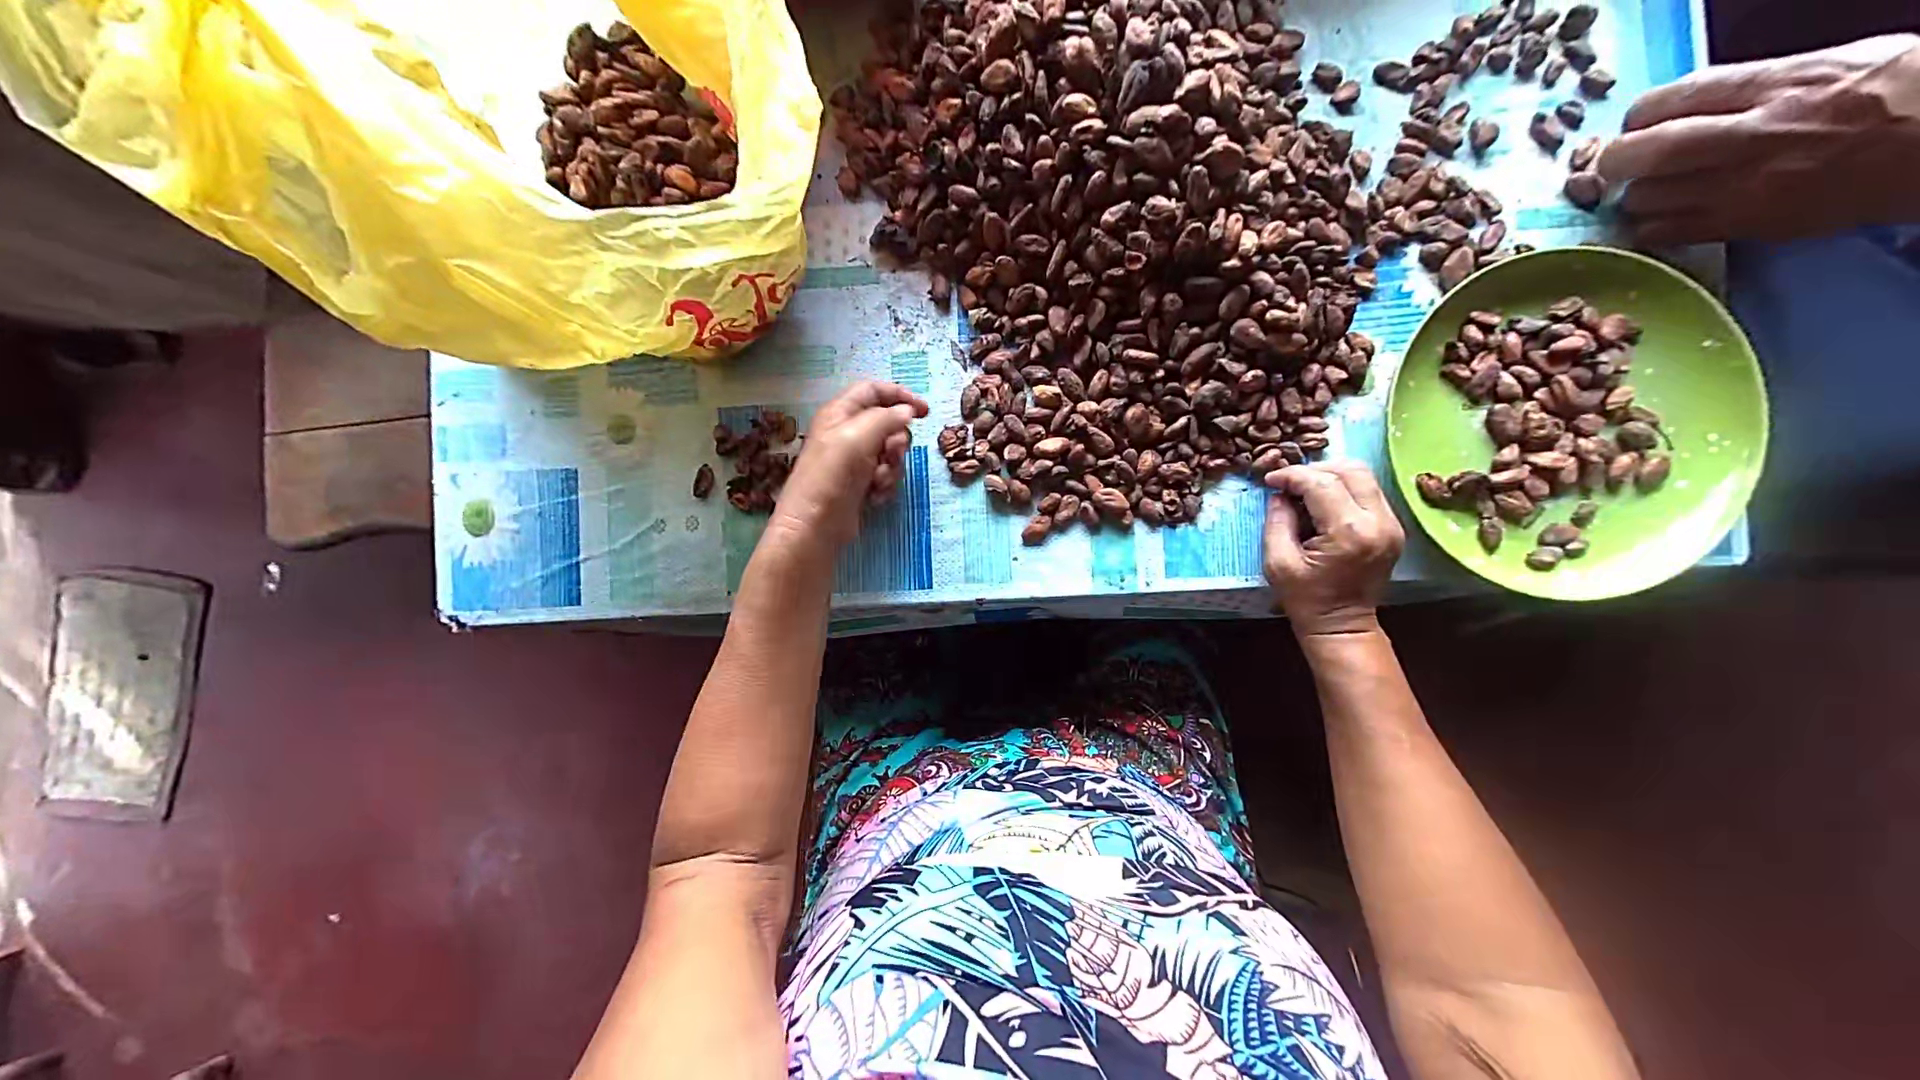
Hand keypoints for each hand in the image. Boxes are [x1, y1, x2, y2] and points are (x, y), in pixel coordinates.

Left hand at [764, 380, 926, 555]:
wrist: (816, 524)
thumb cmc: (833, 474)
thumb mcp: (859, 435)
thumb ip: (887, 417)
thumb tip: (907, 411)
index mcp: (840, 412)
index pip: (874, 390)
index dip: (900, 395)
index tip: (924, 411)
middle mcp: (847, 433)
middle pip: (888, 424)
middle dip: (897, 440)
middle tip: (892, 453)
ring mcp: (854, 460)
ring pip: (891, 452)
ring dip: (892, 467)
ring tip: (878, 480)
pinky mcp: (861, 484)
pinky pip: (886, 475)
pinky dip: (885, 485)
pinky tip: (874, 496)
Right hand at [1262, 462, 1403, 637]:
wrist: (1342, 625)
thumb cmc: (1305, 599)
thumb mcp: (1278, 562)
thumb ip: (1277, 521)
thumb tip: (1280, 493)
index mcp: (1349, 532)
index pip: (1321, 483)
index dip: (1292, 475)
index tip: (1270, 480)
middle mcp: (1379, 522)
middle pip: (1350, 470)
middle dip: (1314, 470)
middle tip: (1289, 482)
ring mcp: (1392, 524)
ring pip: (1363, 476)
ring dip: (1329, 476)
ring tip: (1304, 490)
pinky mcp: (1394, 527)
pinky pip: (1368, 492)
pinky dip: (1342, 489)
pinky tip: (1321, 503)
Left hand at [1598, 34, 1919, 244]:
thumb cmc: (1901, 92)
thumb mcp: (1833, 66)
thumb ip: (1755, 86)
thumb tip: (1688, 105)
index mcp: (1778, 84)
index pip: (1670, 99)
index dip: (1637, 115)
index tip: (1636, 124)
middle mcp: (1751, 135)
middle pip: (1641, 153)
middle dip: (1615, 160)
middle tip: (1619, 164)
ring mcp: (1743, 184)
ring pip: (1643, 198)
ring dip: (1634, 197)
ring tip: (1650, 191)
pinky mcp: (1744, 223)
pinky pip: (1663, 233)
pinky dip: (1647, 228)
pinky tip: (1659, 220)